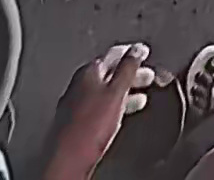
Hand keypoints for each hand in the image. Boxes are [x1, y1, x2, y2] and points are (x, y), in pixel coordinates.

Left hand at [45, 42, 152, 179]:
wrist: (67, 163)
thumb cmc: (89, 127)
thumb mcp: (116, 92)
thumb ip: (128, 68)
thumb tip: (136, 49)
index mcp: (88, 72)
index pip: (114, 54)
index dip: (132, 53)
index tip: (143, 53)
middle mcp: (78, 85)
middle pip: (109, 73)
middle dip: (130, 74)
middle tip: (146, 76)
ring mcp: (74, 105)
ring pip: (104, 91)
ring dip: (124, 92)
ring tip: (139, 98)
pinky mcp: (73, 124)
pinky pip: (98, 107)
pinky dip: (113, 106)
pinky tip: (120, 114)